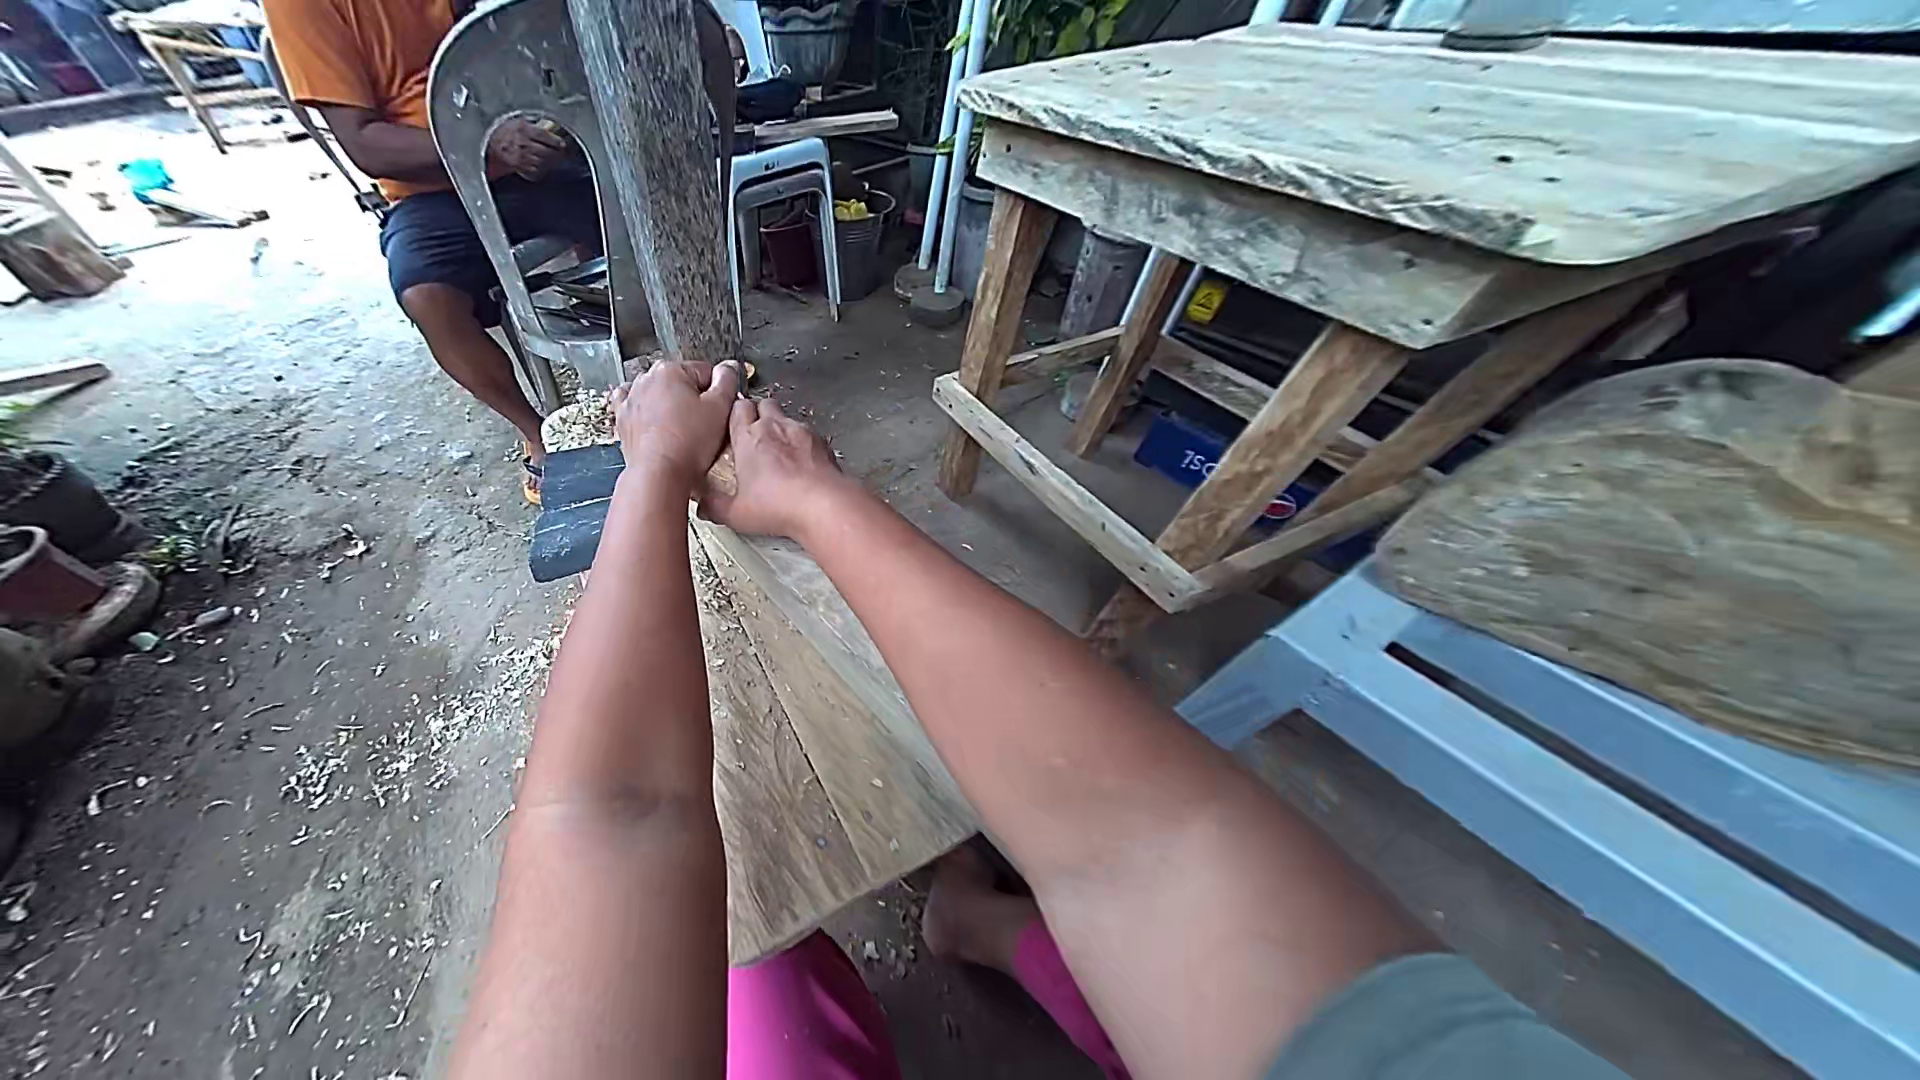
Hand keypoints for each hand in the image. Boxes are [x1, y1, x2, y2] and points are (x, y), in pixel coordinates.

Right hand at [486, 116, 565, 180]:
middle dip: (557, 153)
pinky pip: (539, 169)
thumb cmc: (507, 133)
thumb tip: (551, 128)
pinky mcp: (522, 166)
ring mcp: (523, 156)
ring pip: (545, 161)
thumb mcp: (518, 123)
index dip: (556, 141)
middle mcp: (523, 143)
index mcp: (522, 129)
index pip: (544, 135)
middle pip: (548, 151)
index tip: (562, 144)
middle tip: (561, 153)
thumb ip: (533, 126)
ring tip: (552, 158)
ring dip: (551, 161)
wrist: (493, 146)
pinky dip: (542, 167)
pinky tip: (541, 163)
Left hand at [610, 360, 740, 490]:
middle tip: (706, 424)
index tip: (722, 409)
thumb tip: (729, 367)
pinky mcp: (625, 420)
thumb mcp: (721, 408)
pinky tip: (659, 423)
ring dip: (673, 407)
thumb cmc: (688, 444)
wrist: (660, 473)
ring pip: (661, 396)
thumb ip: (728, 382)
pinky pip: (639, 409)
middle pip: (682, 384)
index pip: (706, 372)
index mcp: (670, 371)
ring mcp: (632, 399)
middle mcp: (647, 379)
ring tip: (685, 430)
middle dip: (695, 400)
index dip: (720, 393)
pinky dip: (649, 413)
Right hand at [699, 397, 850, 539]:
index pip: (737, 408)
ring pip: (787, 417)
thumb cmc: (781, 505)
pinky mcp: (822, 442)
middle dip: (759, 414)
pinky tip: (804, 462)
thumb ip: (714, 505)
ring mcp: (801, 432)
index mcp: (748, 437)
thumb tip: (703, 504)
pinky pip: (809, 434)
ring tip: (781, 451)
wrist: (824, 505)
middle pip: (763, 404)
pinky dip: (804, 443)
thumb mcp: (736, 513)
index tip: (733, 426)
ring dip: (782, 429)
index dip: (735, 414)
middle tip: (756, 435)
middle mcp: (775, 427)